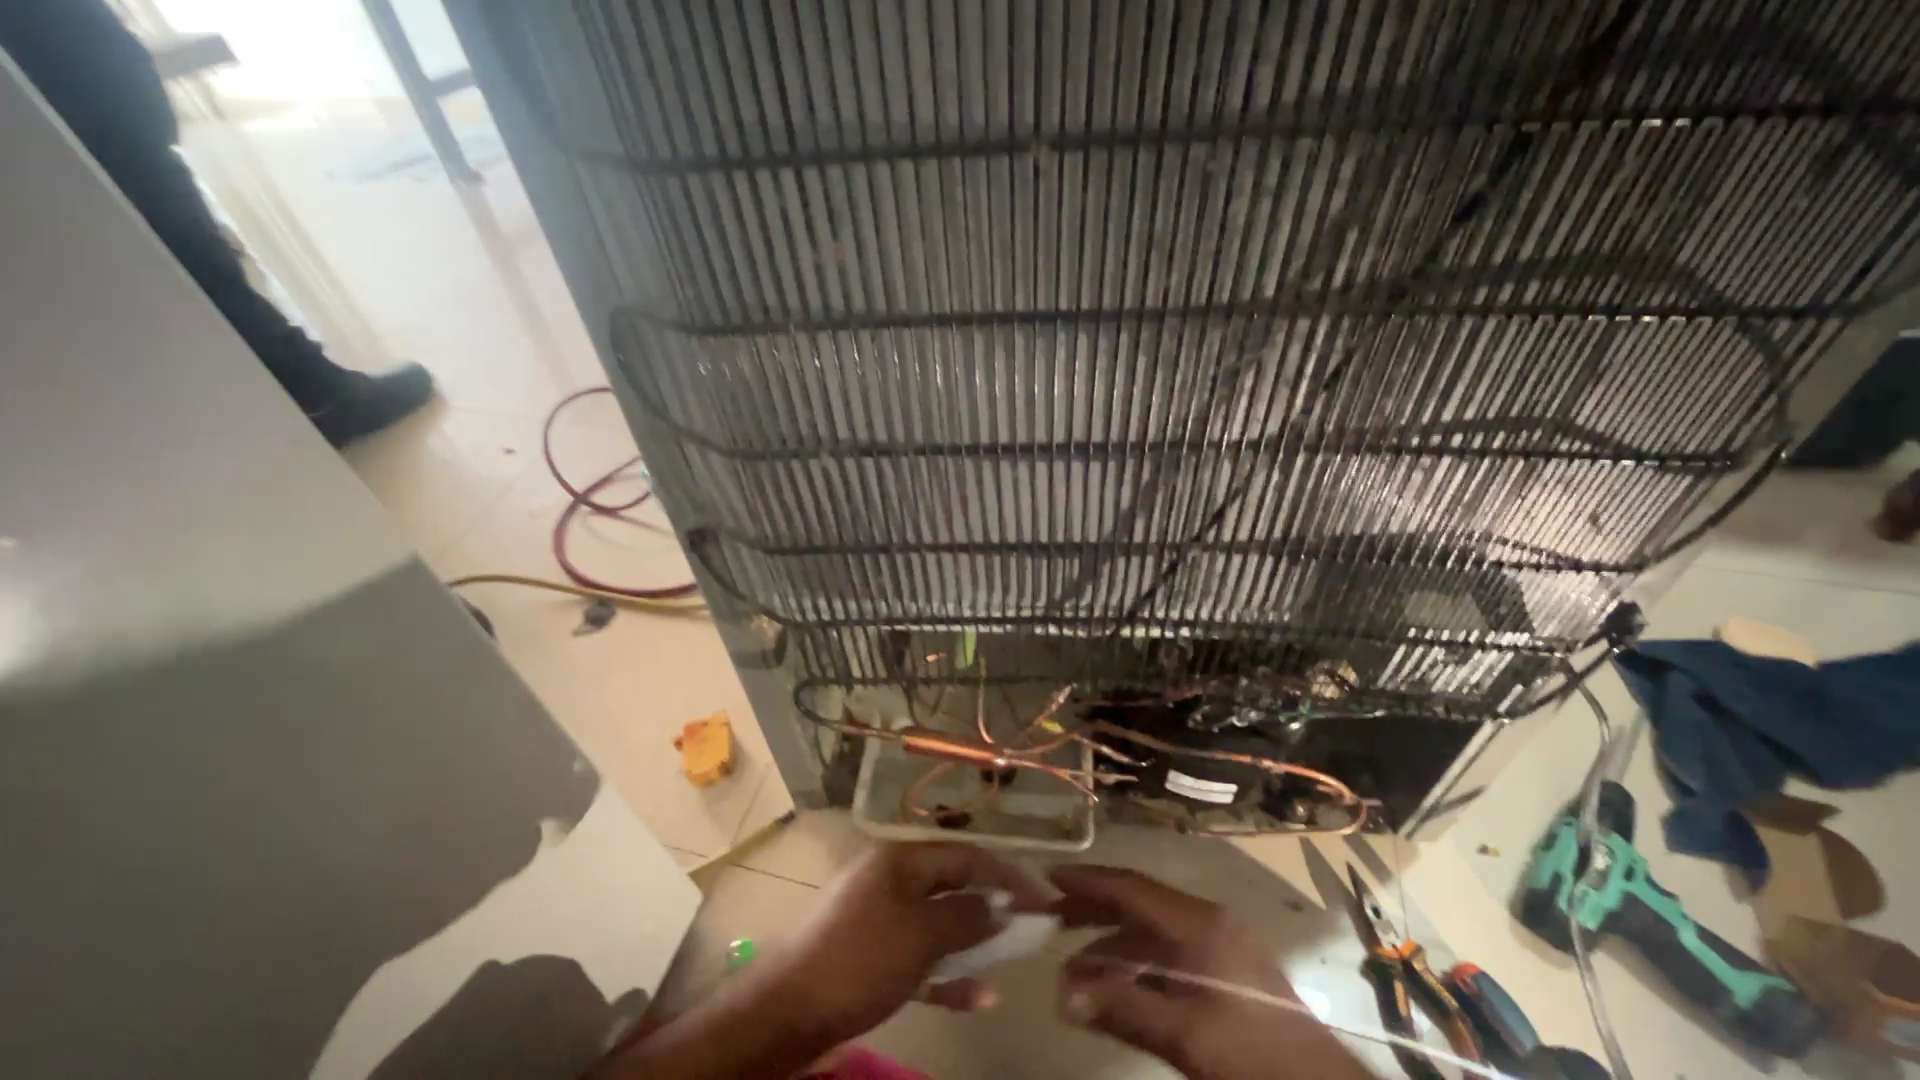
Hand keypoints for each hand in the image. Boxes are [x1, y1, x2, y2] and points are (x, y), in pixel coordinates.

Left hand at [763, 841, 1051, 1042]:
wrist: (789, 1012)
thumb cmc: (861, 960)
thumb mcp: (922, 935)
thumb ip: (967, 917)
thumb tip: (1001, 906)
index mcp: (899, 861)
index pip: (965, 855)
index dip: (1006, 874)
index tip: (1042, 899)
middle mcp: (889, 881)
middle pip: (952, 886)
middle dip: (991, 908)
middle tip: (1029, 930)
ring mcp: (877, 918)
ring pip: (938, 924)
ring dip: (973, 944)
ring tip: (1007, 962)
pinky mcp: (870, 956)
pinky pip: (919, 957)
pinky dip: (946, 974)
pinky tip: (978, 999)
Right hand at [1051, 865, 1369, 1079]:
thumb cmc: (1251, 1053)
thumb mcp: (1183, 1036)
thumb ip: (1122, 1010)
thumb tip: (1062, 996)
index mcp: (1197, 923)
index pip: (1131, 887)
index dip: (1087, 881)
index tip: (1047, 876)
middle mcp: (1208, 921)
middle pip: (1139, 902)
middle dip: (1094, 908)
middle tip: (1051, 919)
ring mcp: (1221, 943)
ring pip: (1153, 930)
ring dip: (1113, 943)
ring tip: (1074, 968)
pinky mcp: (1227, 968)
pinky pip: (1170, 951)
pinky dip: (1137, 963)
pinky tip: (1117, 988)